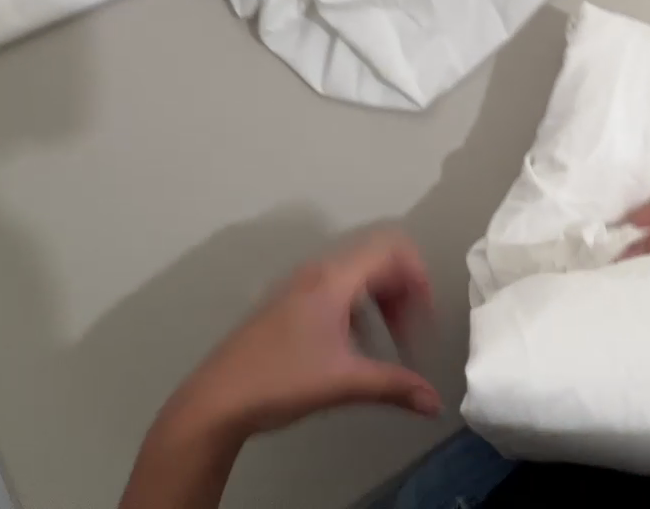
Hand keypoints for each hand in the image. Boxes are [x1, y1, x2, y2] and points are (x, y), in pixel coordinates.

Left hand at [162, 229, 442, 439]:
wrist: (215, 401)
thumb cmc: (279, 382)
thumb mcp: (344, 382)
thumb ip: (394, 387)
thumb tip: (434, 402)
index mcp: (335, 279)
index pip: (392, 248)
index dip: (418, 274)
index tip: (425, 312)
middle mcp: (319, 272)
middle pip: (378, 259)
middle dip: (402, 291)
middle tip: (411, 330)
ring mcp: (301, 284)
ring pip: (358, 274)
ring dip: (382, 300)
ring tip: (389, 338)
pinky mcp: (289, 301)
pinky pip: (339, 287)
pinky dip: (360, 306)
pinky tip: (356, 345)